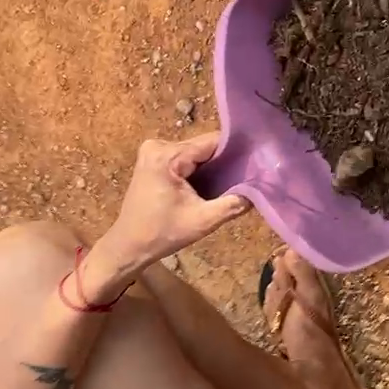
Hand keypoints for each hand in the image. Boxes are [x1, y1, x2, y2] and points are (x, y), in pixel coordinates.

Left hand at [83, 134, 249, 300]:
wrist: (129, 245)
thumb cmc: (163, 234)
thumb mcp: (203, 221)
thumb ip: (233, 204)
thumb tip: (260, 191)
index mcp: (167, 155)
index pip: (212, 142)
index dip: (236, 152)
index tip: (256, 163)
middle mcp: (158, 145)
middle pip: (204, 147)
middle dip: (224, 162)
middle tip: (247, 178)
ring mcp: (154, 151)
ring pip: (196, 153)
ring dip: (213, 167)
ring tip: (232, 183)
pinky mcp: (154, 160)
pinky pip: (186, 159)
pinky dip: (200, 171)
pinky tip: (212, 185)